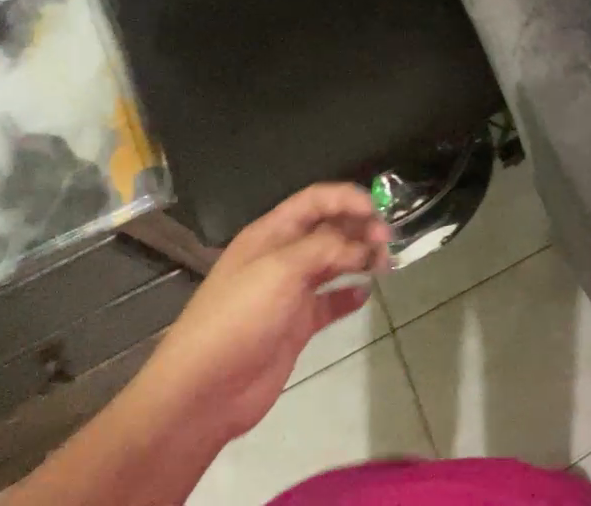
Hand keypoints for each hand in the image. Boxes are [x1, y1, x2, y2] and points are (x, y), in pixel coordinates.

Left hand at [135, 184, 390, 442]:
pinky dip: (351, 294)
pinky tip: (365, 295)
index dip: (348, 198)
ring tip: (385, 264)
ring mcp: (290, 291)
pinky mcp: (298, 323)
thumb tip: (365, 246)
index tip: (379, 211)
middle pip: (330, 229)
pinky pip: (331, 301)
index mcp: (270, 235)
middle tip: (388, 242)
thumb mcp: (281, 269)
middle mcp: (282, 257)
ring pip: (335, 262)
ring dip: (361, 258)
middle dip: (361, 228)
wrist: (203, 392)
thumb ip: (328, 247)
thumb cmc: (238, 319)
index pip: (316, 201)